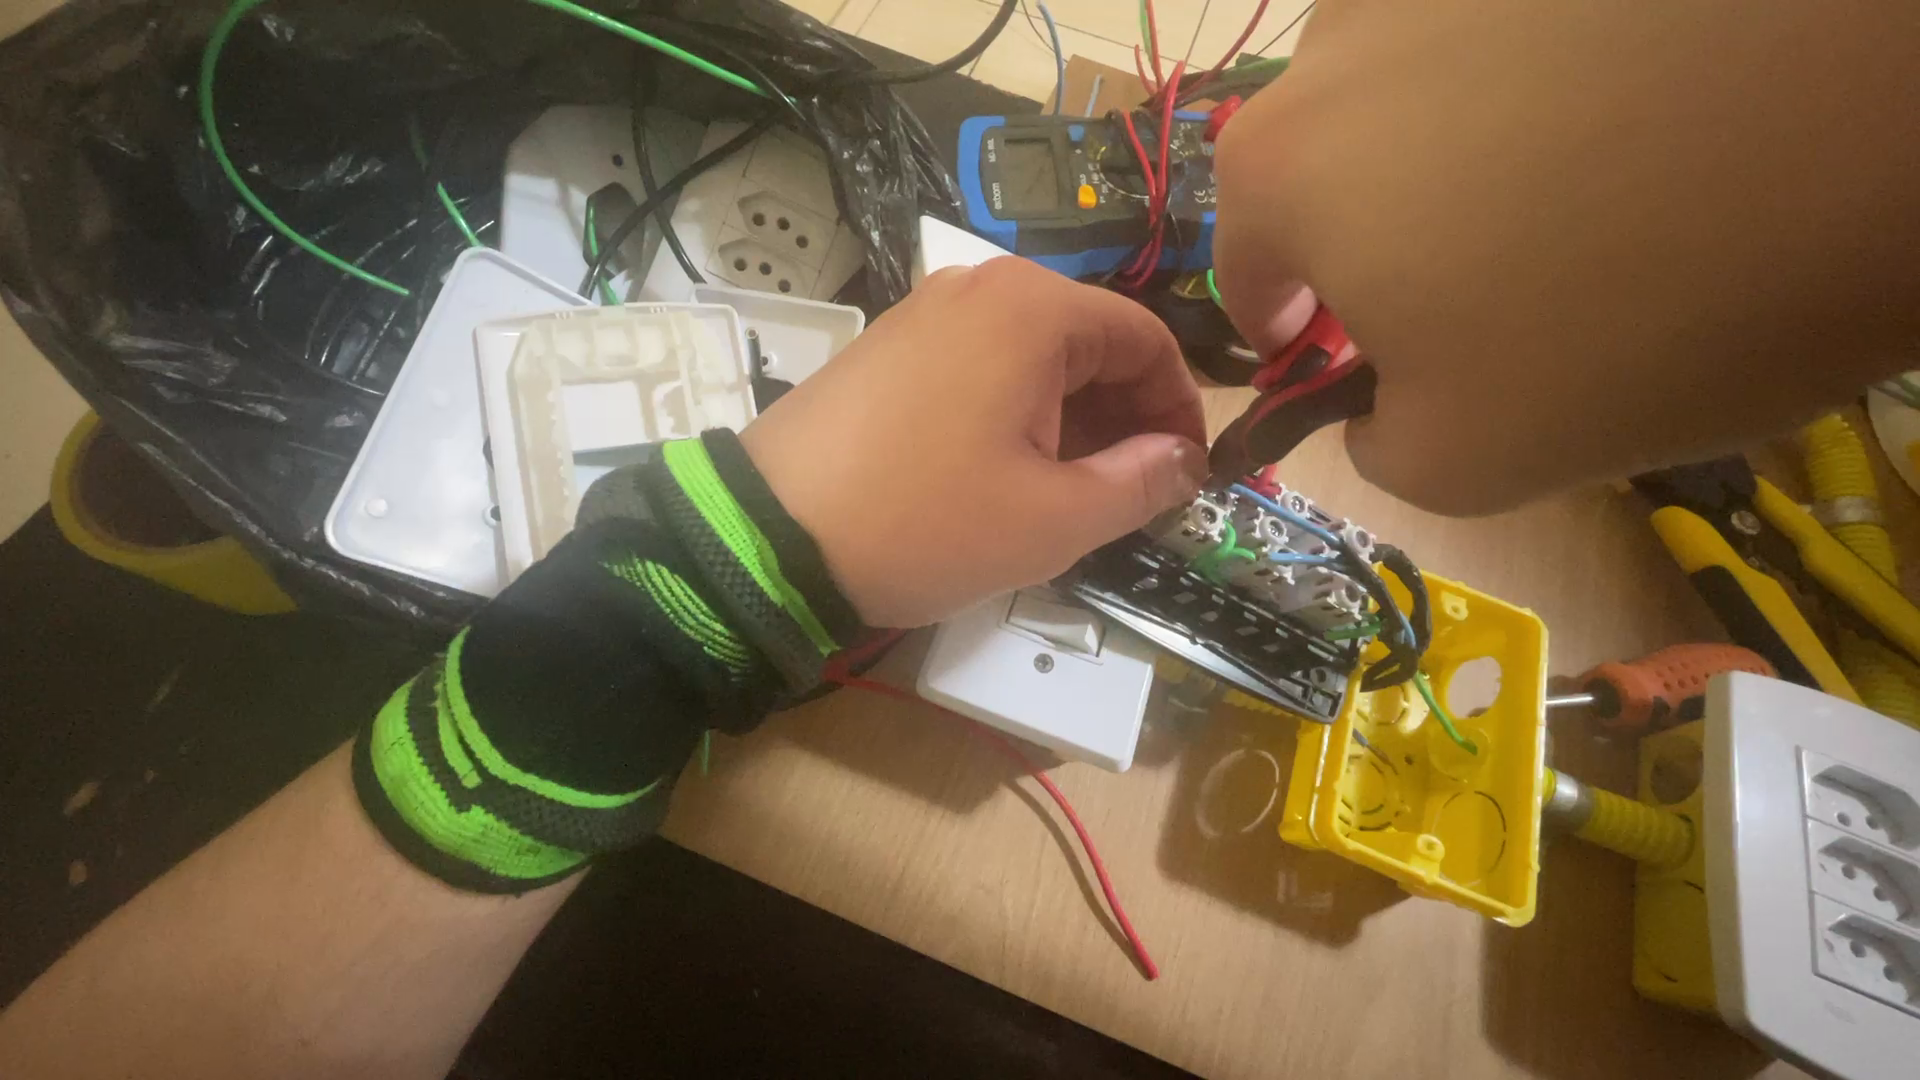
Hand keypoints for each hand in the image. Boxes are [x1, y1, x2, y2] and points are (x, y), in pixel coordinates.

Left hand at [741, 257, 1207, 626]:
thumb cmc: (927, 523)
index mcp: (1033, 308)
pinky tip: (1002, 471)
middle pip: (1087, 343)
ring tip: (1067, 491)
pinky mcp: (887, 348)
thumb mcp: (1053, 519)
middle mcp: (979, 287)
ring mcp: (924, 313)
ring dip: (1069, 420)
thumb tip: (1183, 460)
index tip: (1185, 474)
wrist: (770, 538)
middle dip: (1122, 418)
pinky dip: (1013, 413)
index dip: (1179, 409)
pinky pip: (978, 368)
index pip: (1146, 339)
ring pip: (1032, 358)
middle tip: (1128, 493)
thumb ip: (1139, 483)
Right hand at [1211, 3, 1919, 513]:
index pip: (1244, 276)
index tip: (1349, 354)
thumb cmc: (1646, 307)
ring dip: (1460, 146)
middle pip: (1325, 177)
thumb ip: (1369, 446)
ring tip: (1585, 176)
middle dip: (1377, 238)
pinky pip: (1510, 29)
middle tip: (1488, 276)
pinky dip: (1553, 69)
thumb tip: (1378, 403)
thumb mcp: (1463, 461)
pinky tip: (1645, 97)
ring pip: (1414, 90)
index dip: (1291, 332)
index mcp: (1279, 173)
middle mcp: (1335, 40)